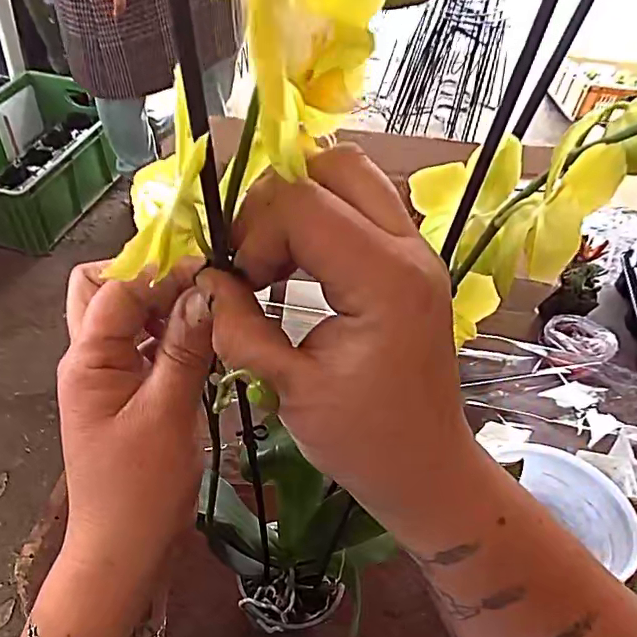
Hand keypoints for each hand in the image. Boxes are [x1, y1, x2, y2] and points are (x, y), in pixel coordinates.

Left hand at [59, 260, 212, 580]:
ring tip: (206, 312)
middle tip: (197, 286)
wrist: (123, 548)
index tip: (210, 271)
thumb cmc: (139, 489)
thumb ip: (185, 349)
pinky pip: (142, 348)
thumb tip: (206, 292)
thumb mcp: (167, 414)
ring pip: (125, 318)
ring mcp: (107, 378)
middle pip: (103, 292)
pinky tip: (201, 344)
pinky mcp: (127, 395)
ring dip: (161, 307)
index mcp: (87, 360)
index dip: (162, 272)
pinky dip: (169, 337)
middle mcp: (89, 360)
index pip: (117, 289)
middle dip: (147, 278)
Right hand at [198, 146, 483, 522]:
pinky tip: (301, 270)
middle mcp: (410, 251)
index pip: (303, 202)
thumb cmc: (366, 442)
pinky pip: (365, 214)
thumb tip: (209, 283)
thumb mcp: (291, 389)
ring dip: (303, 208)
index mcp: (384, 279)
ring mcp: (418, 255)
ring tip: (274, 264)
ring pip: (354, 182)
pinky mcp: (413, 269)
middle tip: (255, 258)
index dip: (255, 233)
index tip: (242, 284)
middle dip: (278, 201)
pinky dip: (325, 225)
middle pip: (336, 167)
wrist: (427, 469)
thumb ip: (241, 328)